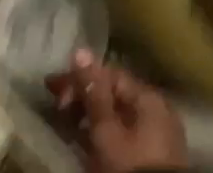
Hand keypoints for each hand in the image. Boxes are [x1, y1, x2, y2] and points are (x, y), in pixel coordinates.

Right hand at [44, 50, 187, 172]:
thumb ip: (93, 90)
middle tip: (57, 105)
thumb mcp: (105, 128)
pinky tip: (86, 138)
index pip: (108, 74)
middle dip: (82, 96)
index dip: (79, 79)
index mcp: (148, 98)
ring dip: (90, 114)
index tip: (54, 90)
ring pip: (117, 112)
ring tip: (67, 123)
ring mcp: (158, 132)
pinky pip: (124, 130)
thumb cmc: (129, 162)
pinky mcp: (154, 152)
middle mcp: (157, 108)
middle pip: (113, 92)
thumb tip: (81, 50)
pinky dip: (104, 131)